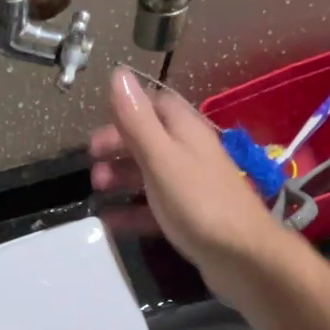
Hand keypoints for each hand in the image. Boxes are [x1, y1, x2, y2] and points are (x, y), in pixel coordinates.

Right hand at [88, 66, 280, 277]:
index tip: (99, 125)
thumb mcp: (161, 159)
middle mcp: (190, 154)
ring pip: (150, 175)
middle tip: (91, 164)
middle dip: (119, 148)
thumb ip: (138, 121)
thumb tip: (118, 74)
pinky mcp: (188, 219)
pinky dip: (131, 211)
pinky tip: (110, 221)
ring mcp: (190, 188)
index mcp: (186, 132)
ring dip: (122, 178)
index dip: (128, 111)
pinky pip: (153, 209)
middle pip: (150, 141)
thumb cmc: (198, 203)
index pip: (156, 106)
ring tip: (96, 190)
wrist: (238, 254)